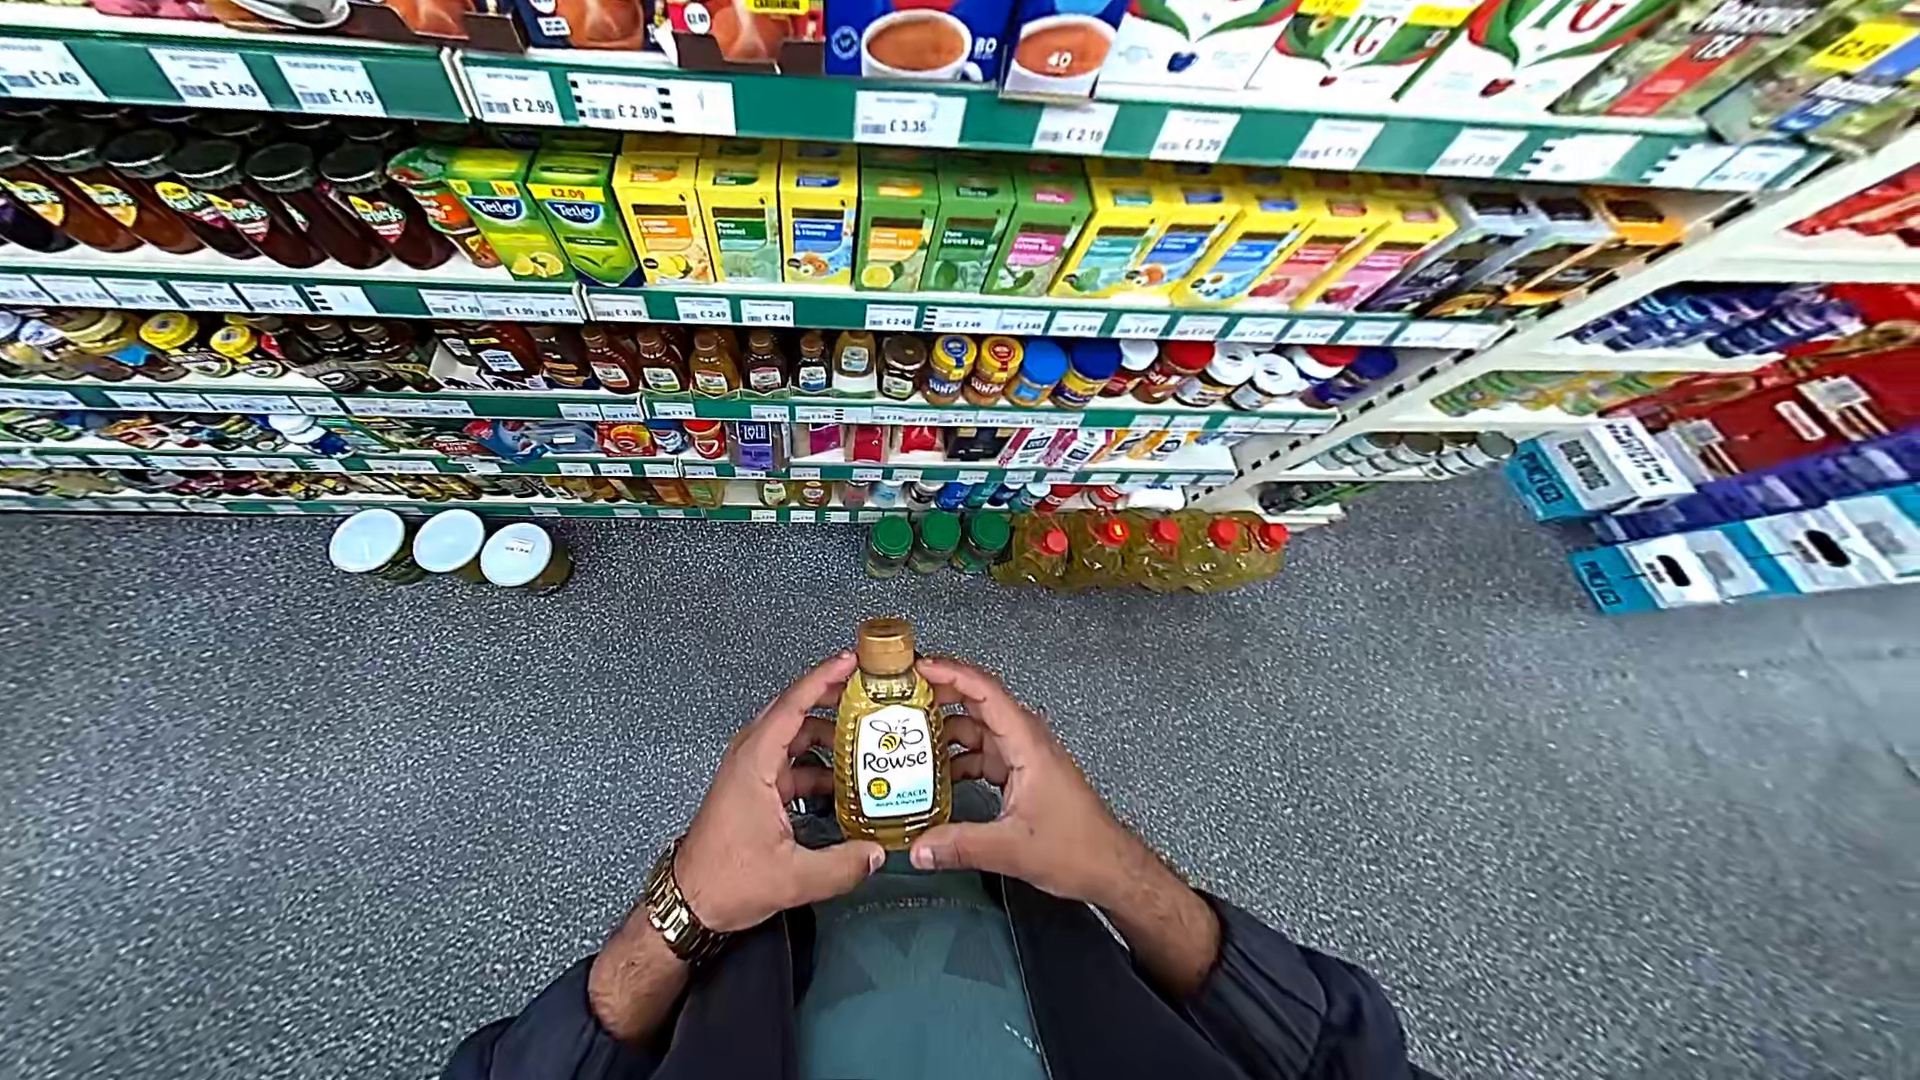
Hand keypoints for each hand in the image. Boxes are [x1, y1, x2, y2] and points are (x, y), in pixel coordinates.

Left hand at [674, 652, 884, 932]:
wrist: (687, 904)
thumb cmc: (725, 881)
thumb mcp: (790, 877)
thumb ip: (840, 866)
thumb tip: (877, 853)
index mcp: (755, 762)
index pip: (792, 704)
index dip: (823, 678)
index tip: (851, 661)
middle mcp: (751, 756)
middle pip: (794, 708)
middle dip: (831, 693)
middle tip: (866, 689)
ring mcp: (752, 768)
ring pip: (795, 733)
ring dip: (827, 730)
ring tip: (862, 737)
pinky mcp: (756, 784)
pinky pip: (792, 757)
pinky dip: (818, 759)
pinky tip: (842, 779)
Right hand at [910, 656, 1151, 908]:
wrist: (1110, 865)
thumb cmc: (1079, 847)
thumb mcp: (1013, 848)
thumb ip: (960, 846)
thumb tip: (919, 847)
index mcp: (1026, 742)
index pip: (986, 690)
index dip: (952, 673)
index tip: (922, 668)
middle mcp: (1025, 740)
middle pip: (978, 702)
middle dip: (941, 694)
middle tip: (906, 697)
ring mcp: (1023, 755)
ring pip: (978, 729)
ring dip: (947, 731)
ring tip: (913, 738)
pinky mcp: (1021, 772)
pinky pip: (983, 753)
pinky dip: (959, 757)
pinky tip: (938, 775)